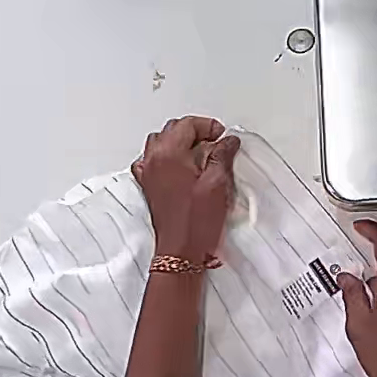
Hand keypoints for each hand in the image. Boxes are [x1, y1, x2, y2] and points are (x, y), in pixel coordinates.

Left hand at [131, 116, 239, 261]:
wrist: (181, 251)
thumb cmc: (197, 221)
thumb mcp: (217, 183)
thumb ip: (222, 156)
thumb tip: (228, 141)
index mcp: (169, 154)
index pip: (187, 125)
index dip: (208, 126)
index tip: (223, 136)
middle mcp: (153, 160)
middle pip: (172, 131)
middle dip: (195, 132)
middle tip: (217, 142)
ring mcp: (148, 174)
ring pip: (161, 143)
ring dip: (181, 143)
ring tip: (201, 153)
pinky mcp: (149, 187)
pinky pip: (153, 161)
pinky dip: (167, 157)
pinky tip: (181, 166)